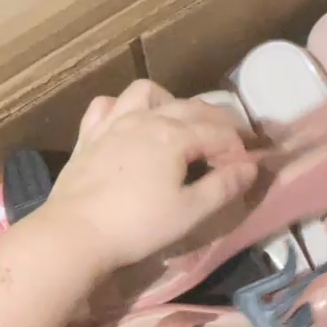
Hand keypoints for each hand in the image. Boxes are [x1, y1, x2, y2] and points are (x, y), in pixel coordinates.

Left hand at [34, 80, 257, 273]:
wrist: (75, 233)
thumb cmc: (137, 226)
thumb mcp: (188, 212)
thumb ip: (222, 187)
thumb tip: (251, 168)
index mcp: (175, 135)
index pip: (218, 132)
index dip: (237, 148)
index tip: (245, 167)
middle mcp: (145, 118)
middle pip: (190, 108)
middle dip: (215, 122)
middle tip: (227, 144)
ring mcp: (113, 123)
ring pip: (147, 93)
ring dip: (170, 102)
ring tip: (178, 125)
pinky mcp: (87, 136)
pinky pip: (106, 106)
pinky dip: (122, 107)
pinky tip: (127, 123)